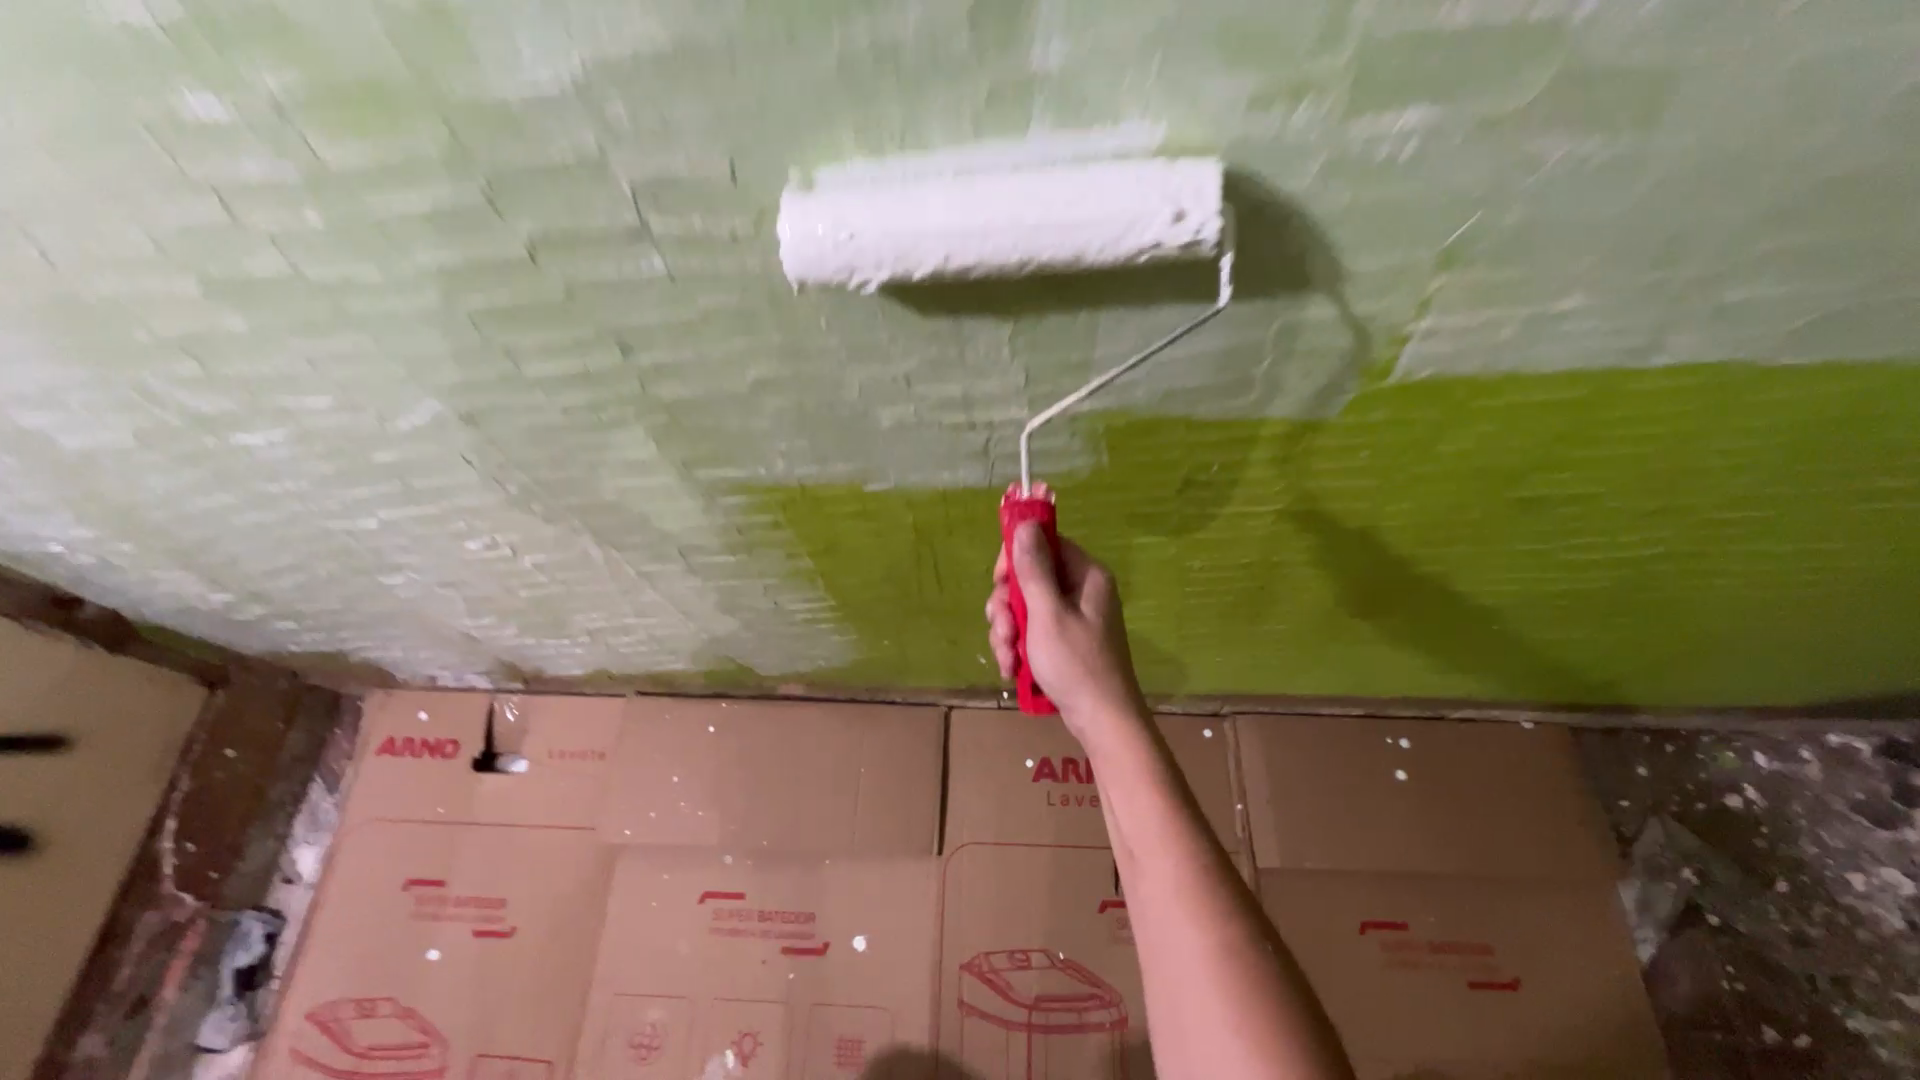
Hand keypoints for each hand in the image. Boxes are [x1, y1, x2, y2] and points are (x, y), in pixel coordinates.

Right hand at [987, 519, 1147, 737]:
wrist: (1102, 720)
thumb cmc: (1076, 664)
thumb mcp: (1047, 613)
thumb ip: (1033, 568)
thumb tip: (1025, 523)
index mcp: (1086, 575)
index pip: (1045, 544)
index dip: (1015, 559)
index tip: (998, 582)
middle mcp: (1081, 591)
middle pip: (1029, 578)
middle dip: (1007, 607)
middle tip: (1004, 631)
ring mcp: (1073, 618)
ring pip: (1024, 608)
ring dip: (1007, 632)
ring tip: (1008, 660)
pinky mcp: (1064, 642)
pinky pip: (1031, 632)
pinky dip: (1018, 648)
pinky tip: (1013, 670)